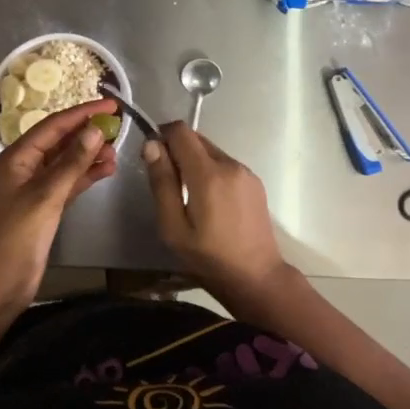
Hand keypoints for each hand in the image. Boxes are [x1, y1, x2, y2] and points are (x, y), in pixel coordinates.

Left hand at [0, 99, 117, 305]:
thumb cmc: (14, 239)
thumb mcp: (45, 197)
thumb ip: (71, 163)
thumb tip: (95, 130)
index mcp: (17, 157)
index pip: (54, 125)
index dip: (83, 112)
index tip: (112, 104)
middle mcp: (25, 167)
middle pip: (61, 140)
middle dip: (88, 131)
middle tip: (119, 126)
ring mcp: (35, 189)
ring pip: (67, 162)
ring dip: (89, 154)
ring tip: (117, 150)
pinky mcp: (44, 208)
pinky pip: (68, 182)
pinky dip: (86, 175)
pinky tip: (107, 170)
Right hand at [143, 122, 291, 298]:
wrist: (257, 277)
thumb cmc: (209, 258)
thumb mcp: (174, 228)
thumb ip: (162, 183)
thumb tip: (152, 145)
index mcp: (208, 173)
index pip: (181, 131)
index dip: (163, 136)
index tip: (153, 158)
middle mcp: (229, 164)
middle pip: (197, 139)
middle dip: (178, 151)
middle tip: (168, 183)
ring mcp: (245, 171)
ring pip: (211, 151)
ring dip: (195, 162)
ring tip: (190, 198)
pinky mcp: (255, 181)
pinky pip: (226, 165)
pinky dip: (212, 172)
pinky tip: (212, 203)